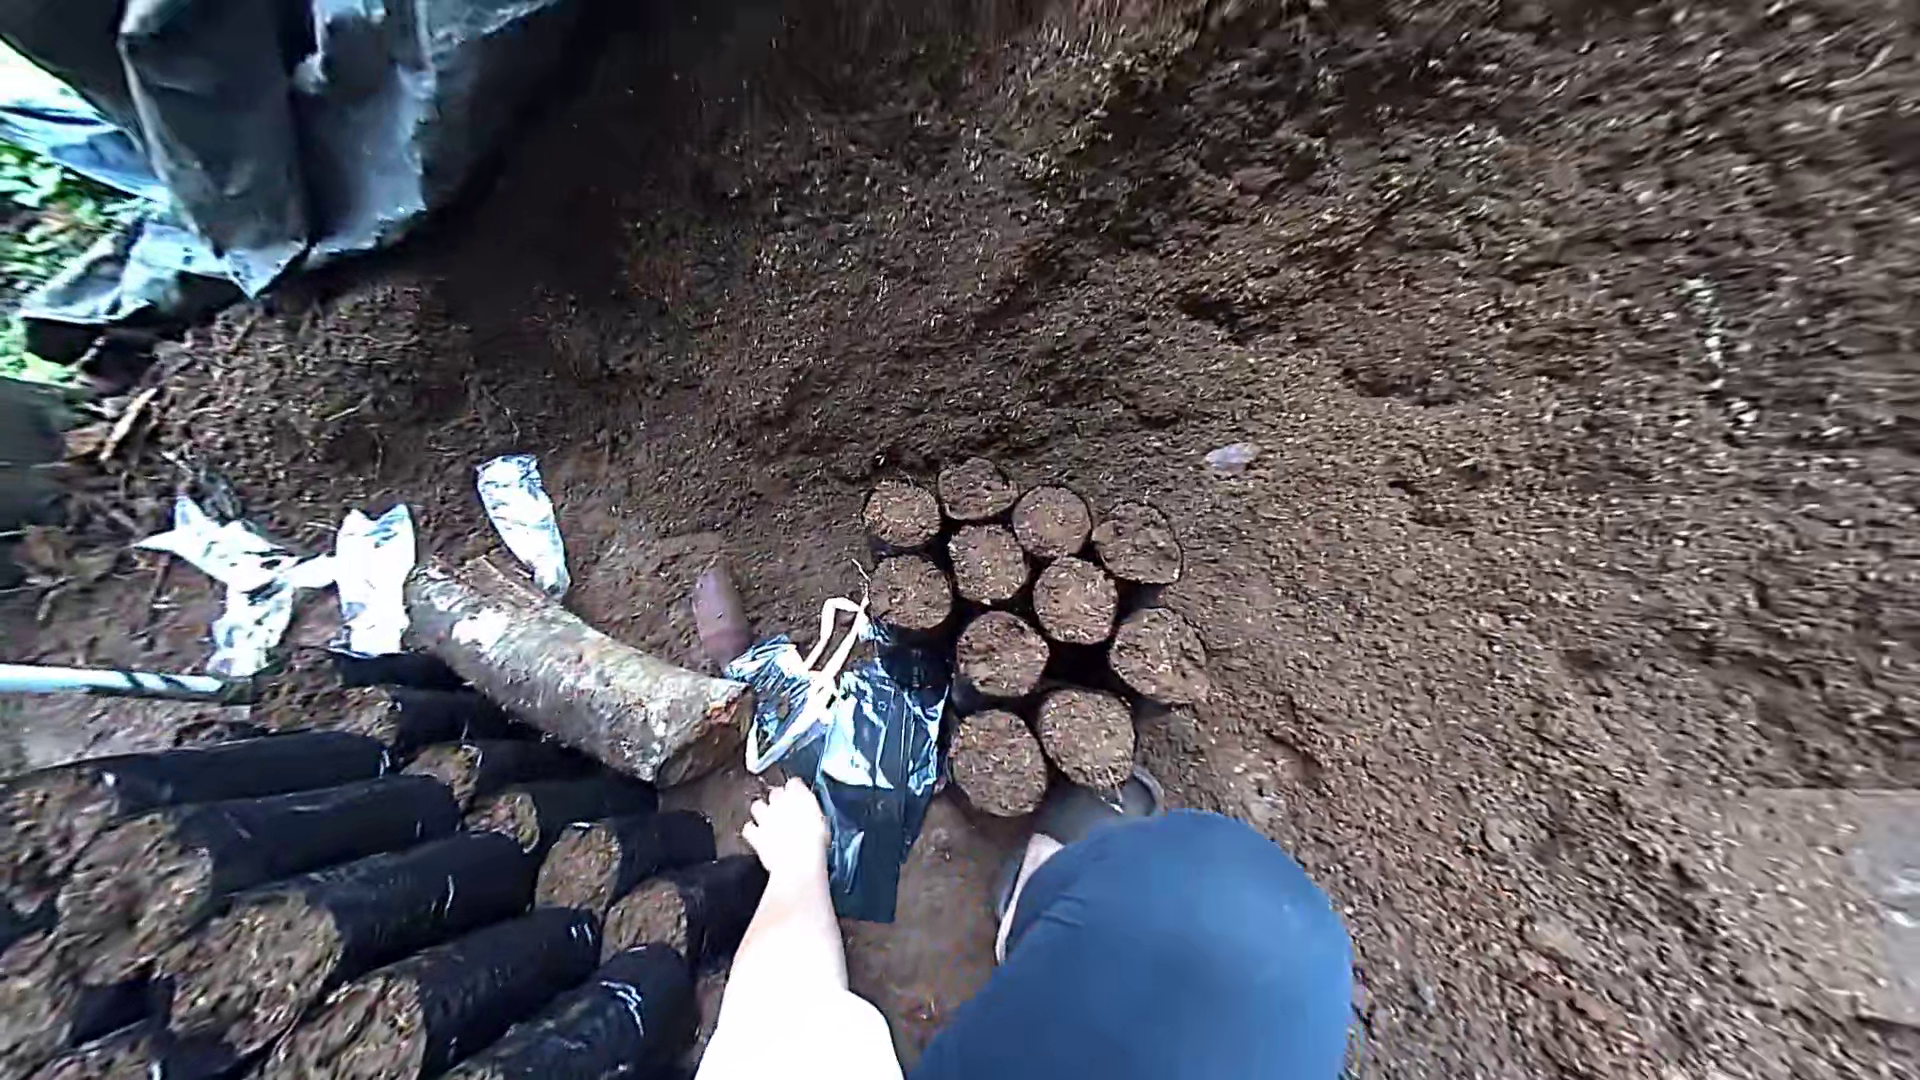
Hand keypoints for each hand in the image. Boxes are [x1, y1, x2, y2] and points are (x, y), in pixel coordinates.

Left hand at [743, 777, 829, 881]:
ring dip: (761, 811)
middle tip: (784, 809)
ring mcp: (766, 817)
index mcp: (800, 795)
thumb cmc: (816, 843)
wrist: (799, 862)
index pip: (794, 782)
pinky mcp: (756, 835)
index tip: (798, 796)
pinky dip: (751, 830)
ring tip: (766, 819)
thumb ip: (812, 812)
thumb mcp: (822, 822)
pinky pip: (748, 828)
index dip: (795, 789)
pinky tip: (756, 835)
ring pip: (757, 805)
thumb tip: (810, 814)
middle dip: (778, 799)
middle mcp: (780, 802)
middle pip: (775, 792)